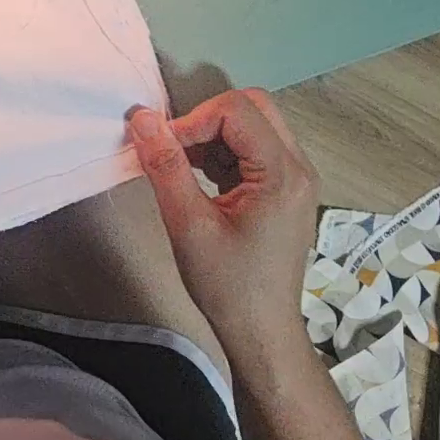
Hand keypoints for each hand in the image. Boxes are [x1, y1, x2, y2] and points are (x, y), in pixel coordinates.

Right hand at [127, 88, 319, 347]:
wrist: (260, 332)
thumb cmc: (227, 286)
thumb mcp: (188, 224)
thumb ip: (165, 166)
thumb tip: (141, 119)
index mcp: (282, 174)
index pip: (236, 110)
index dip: (191, 120)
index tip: (162, 148)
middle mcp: (297, 168)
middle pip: (252, 107)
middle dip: (204, 119)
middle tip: (173, 149)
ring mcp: (294, 178)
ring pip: (251, 124)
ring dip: (211, 135)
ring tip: (181, 167)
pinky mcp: (282, 189)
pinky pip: (251, 148)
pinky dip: (220, 151)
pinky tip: (196, 178)